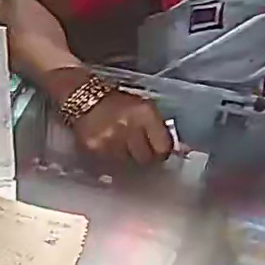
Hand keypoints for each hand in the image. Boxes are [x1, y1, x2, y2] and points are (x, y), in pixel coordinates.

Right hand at [51, 69, 173, 163]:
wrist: (83, 98)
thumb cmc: (116, 104)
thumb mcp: (142, 108)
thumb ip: (159, 129)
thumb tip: (181, 151)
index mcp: (144, 113)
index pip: (163, 147)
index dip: (161, 153)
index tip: (157, 152)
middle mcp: (128, 127)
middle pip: (145, 159)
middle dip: (143, 158)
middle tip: (137, 151)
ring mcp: (110, 140)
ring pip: (127, 165)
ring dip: (126, 160)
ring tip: (119, 148)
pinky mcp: (94, 150)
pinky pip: (109, 166)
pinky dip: (110, 162)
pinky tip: (107, 150)